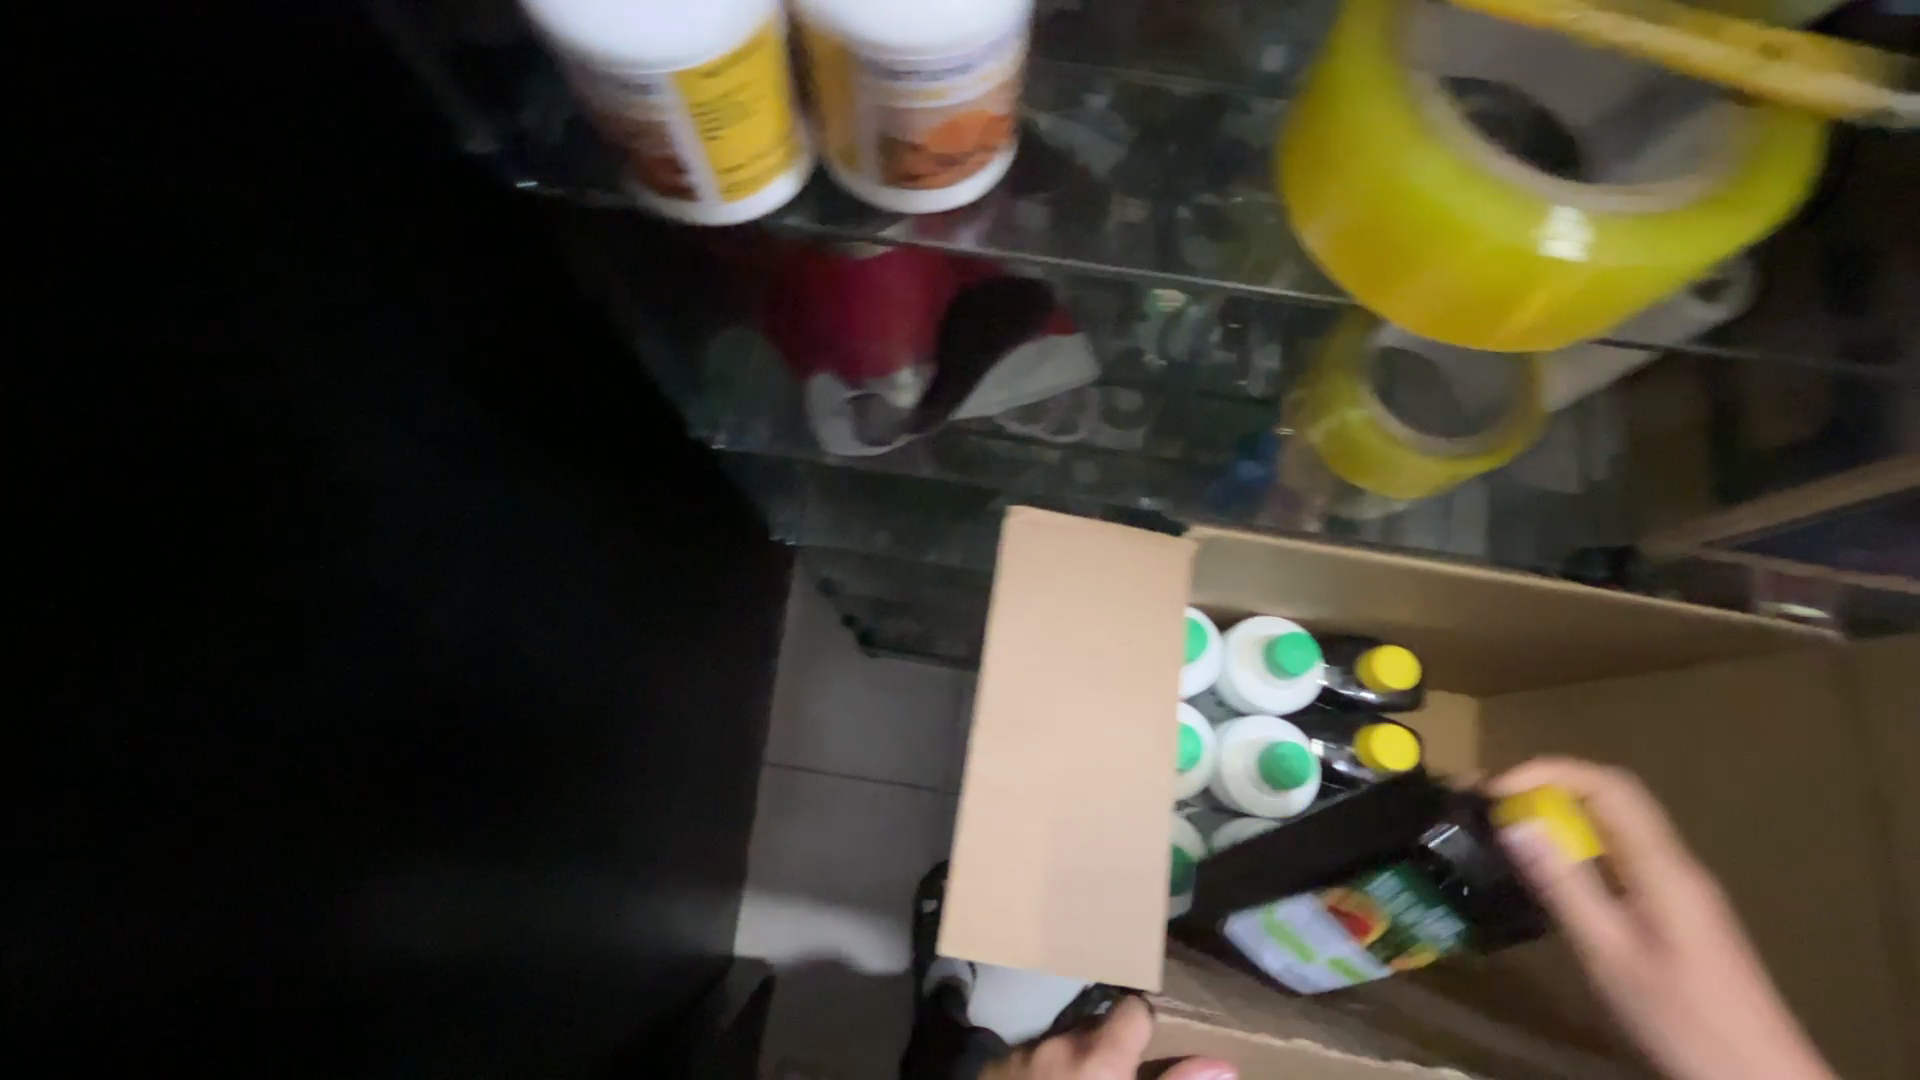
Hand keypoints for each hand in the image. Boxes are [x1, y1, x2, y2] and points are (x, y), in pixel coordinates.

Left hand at [978, 996, 1235, 1079]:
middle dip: (1109, 1053)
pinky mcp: (991, 1072)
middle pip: (1096, 1030)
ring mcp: (1019, 1057)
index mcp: (1099, 1059)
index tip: (1153, 1048)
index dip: (1145, 1028)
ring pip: (1059, 1049)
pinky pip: (1026, 1063)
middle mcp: (1059, 1045)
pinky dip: (1039, 1079)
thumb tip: (1223, 1065)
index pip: (1134, 1010)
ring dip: (1072, 1069)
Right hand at [1490, 758, 1836, 1079]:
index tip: (1497, 792)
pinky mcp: (1672, 910)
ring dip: (1558, 818)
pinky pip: (1617, 855)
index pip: (1608, 786)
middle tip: (1493, 810)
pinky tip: (1548, 876)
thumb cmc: (1682, 1017)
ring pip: (1612, 827)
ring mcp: (1676, 887)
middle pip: (1610, 799)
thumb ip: (1564, 885)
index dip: (1548, 773)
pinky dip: (1575, 848)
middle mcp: (1673, 864)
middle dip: (1546, 790)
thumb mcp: (1610, 952)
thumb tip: (1514, 823)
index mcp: (1663, 867)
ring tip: (1507, 836)